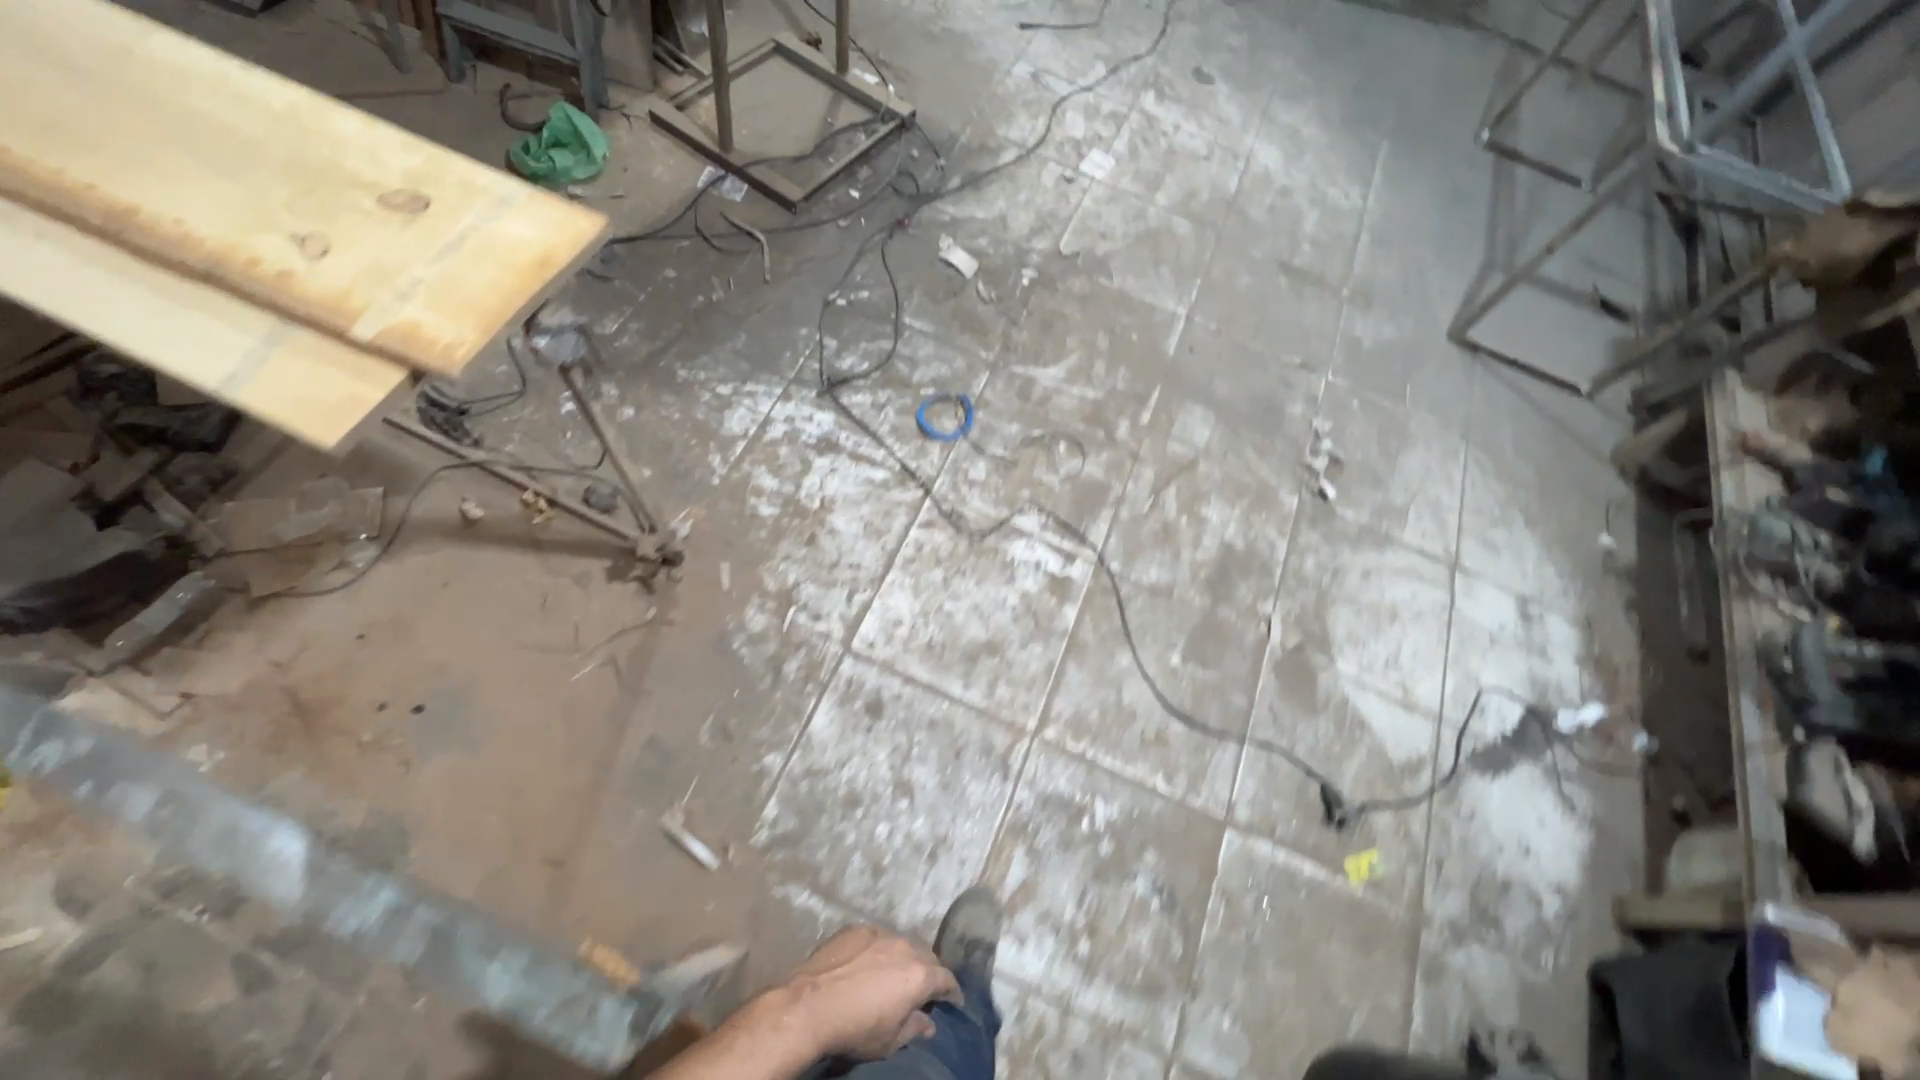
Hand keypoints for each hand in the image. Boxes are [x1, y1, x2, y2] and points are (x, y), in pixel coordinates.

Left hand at [774, 924, 961, 1059]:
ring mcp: (880, 933)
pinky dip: (878, 949)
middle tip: (922, 989)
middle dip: (929, 972)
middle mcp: (905, 947)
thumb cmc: (855, 1029)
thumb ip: (914, 1028)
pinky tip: (866, 962)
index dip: (952, 992)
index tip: (952, 1001)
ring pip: (902, 943)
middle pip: (927, 957)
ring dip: (903, 958)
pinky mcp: (856, 928)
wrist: (810, 1005)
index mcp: (920, 975)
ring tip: (894, 973)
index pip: (947, 980)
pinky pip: (876, 938)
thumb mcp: (890, 1041)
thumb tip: (928, 1023)